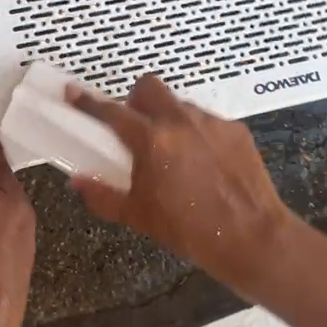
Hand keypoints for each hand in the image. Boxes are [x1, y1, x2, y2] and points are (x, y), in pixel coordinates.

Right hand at [68, 75, 296, 294]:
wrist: (253, 239)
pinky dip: (198, 134)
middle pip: (148, 87)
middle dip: (136, 98)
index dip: (88, 102)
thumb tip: (78, 181)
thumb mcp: (138, 217)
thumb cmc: (189, 231)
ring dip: (169, 118)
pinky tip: (204, 163)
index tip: (72, 92)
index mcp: (151, 140)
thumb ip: (103, 196)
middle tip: (136, 124)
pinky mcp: (235, 130)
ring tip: (174, 150)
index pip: (111, 112)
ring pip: (179, 104)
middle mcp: (179, 121)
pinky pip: (207, 122)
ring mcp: (210, 123)